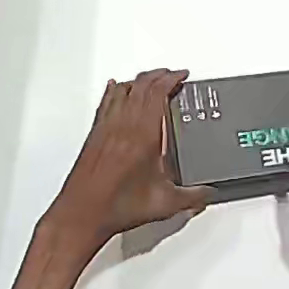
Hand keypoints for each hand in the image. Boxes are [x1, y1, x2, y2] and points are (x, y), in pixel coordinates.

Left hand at [37, 69, 213, 263]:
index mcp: (143, 134)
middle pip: (140, 86)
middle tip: (170, 75)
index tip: (181, 75)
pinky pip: (106, 102)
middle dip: (158, 76)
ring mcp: (106, 127)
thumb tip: (206, 194)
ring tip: (148, 80)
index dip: (171, 79)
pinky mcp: (94, 135)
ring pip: (122, 90)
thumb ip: (191, 197)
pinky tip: (114, 88)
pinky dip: (114, 90)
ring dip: (138, 81)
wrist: (83, 213)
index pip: (158, 93)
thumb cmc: (115, 205)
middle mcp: (123, 125)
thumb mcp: (164, 203)